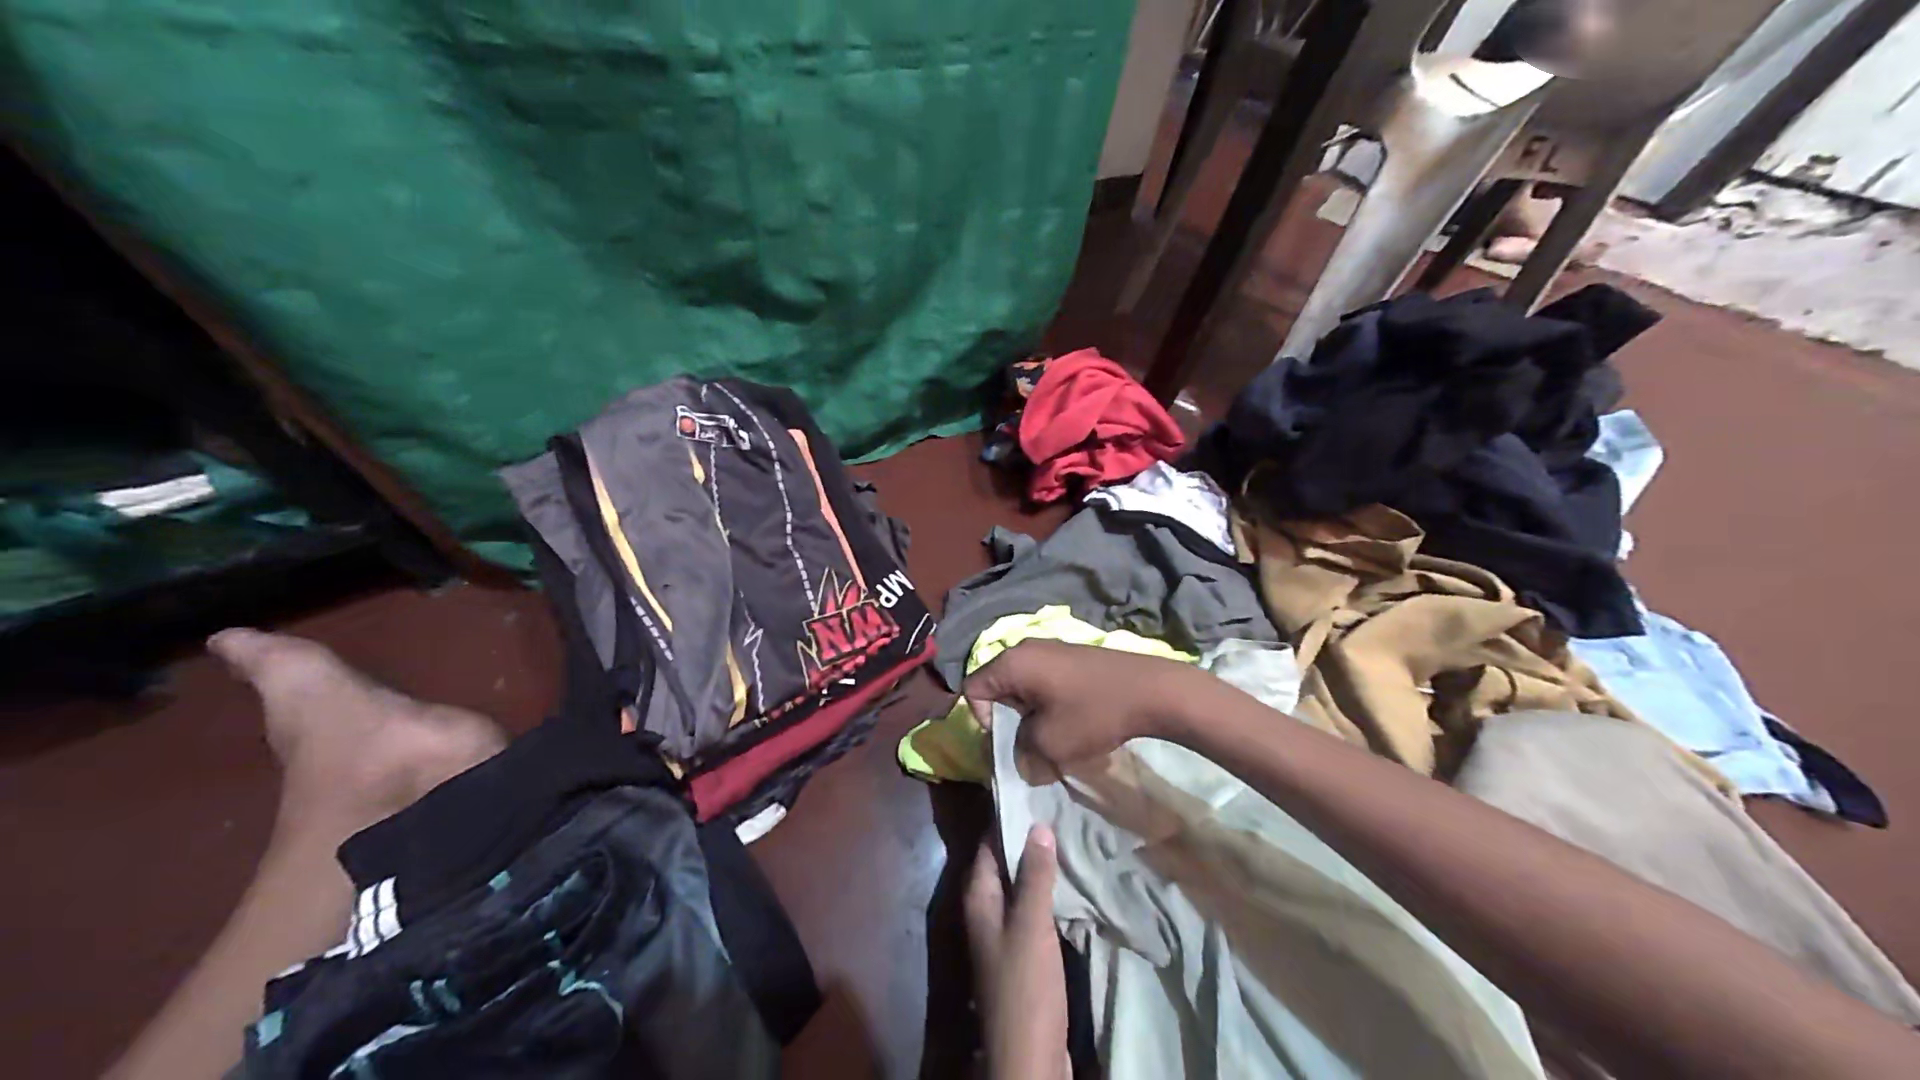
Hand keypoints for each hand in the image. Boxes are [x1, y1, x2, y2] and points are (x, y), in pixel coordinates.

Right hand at [961, 640, 1205, 780]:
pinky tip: (1074, 722)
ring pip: (1024, 687)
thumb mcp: (1050, 745)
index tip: (1009, 741)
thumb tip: (1024, 760)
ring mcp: (1052, 649)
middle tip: (1031, 744)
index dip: (982, 721)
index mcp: (1012, 663)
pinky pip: (1045, 682)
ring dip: (1032, 715)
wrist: (1152, 691)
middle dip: (1009, 720)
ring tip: (1056, 737)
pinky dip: (1050, 704)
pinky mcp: (1073, 657)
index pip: (973, 689)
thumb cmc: (1093, 714)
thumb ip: (1023, 754)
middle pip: (998, 687)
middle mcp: (1026, 649)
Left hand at [963, 827, 1067, 1079]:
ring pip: (1021, 887)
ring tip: (1072, 837)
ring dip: (1041, 867)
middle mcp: (986, 909)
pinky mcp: (1023, 954)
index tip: (1036, 792)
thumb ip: (1034, 875)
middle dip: (1029, 839)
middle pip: (1005, 863)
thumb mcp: (1031, 924)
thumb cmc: (1024, 984)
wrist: (1028, 1057)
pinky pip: (1034, 910)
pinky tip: (1074, 883)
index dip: (1010, 818)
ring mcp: (1004, 933)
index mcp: (978, 897)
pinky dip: (1050, 894)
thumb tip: (1037, 824)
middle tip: (1061, 809)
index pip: (989, 843)